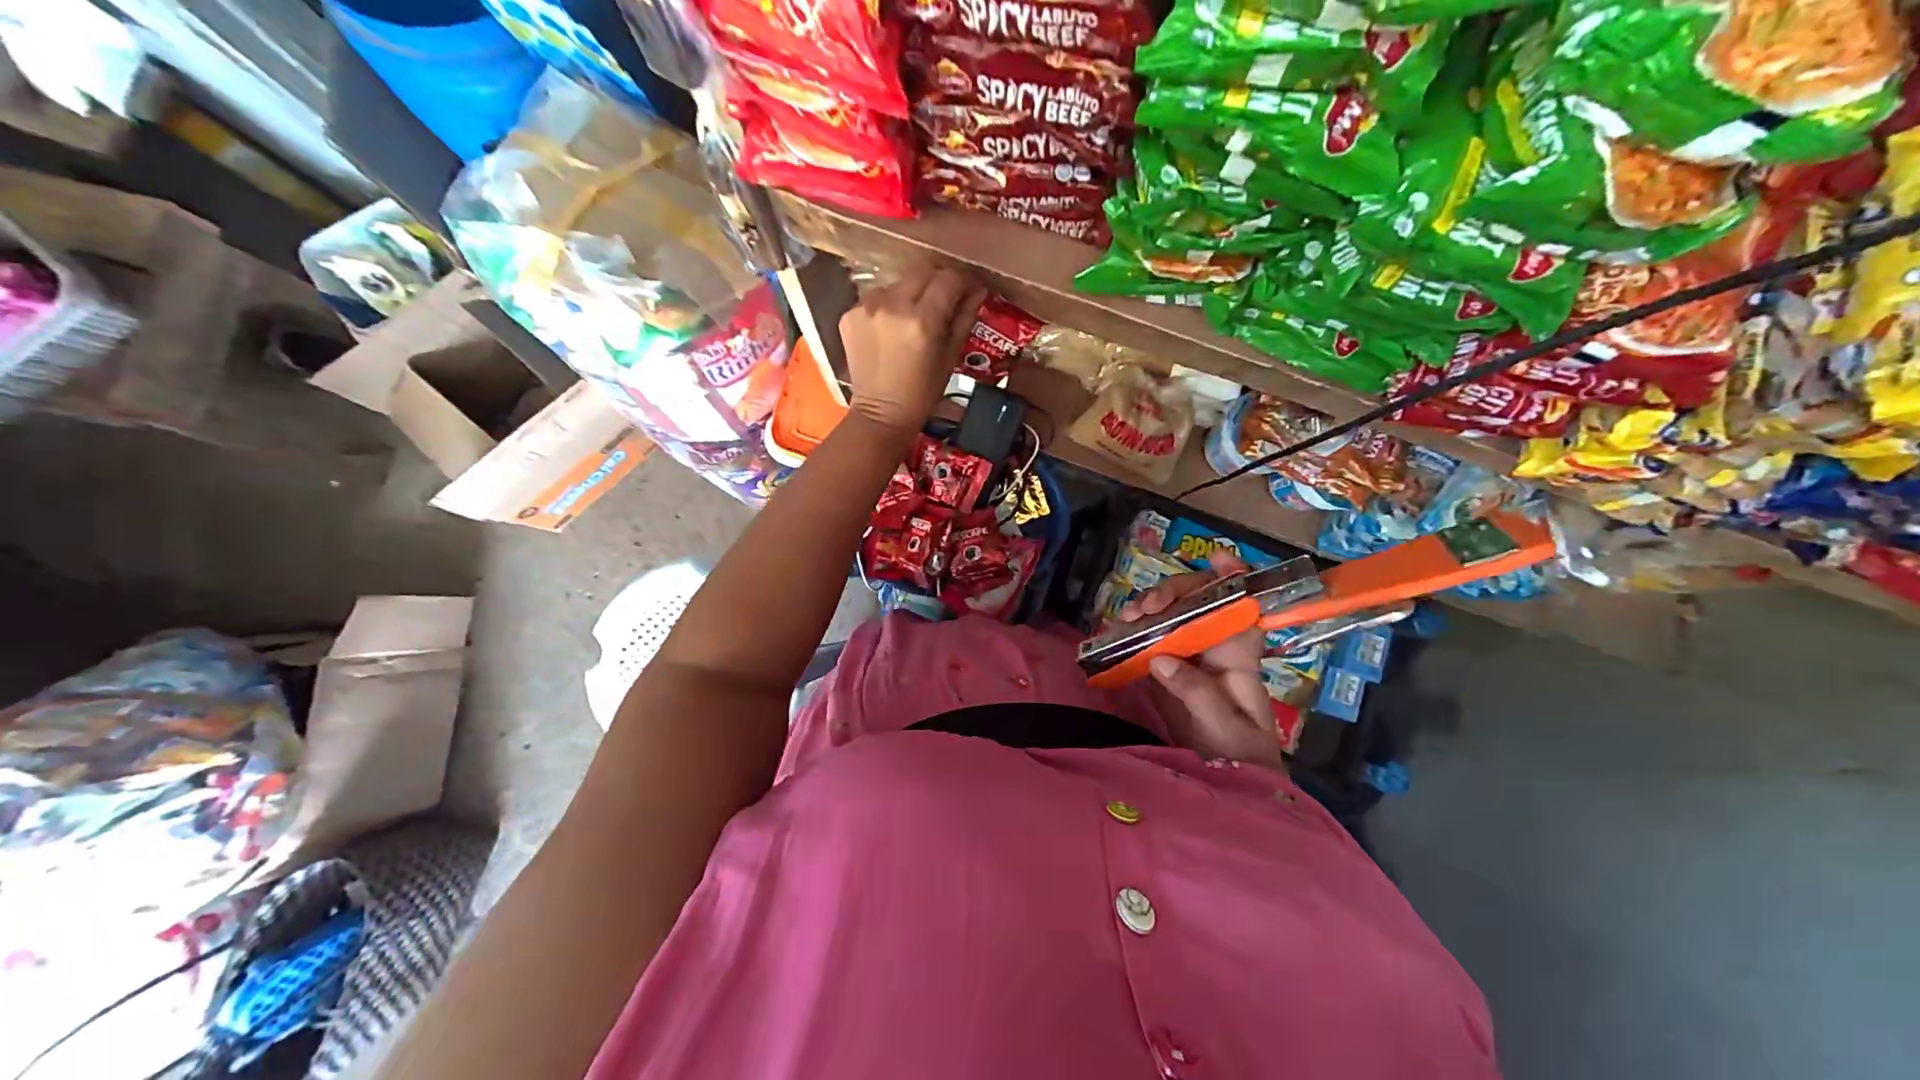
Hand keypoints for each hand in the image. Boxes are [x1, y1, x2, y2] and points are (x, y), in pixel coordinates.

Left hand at [840, 266, 986, 435]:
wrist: (880, 415)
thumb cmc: (922, 393)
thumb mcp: (951, 357)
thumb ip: (964, 318)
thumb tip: (977, 291)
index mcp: (922, 320)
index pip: (948, 279)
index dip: (962, 282)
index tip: (967, 291)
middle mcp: (892, 306)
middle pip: (921, 273)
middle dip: (936, 283)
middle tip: (942, 300)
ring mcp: (866, 308)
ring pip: (897, 283)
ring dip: (909, 294)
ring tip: (912, 318)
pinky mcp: (849, 315)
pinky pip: (876, 298)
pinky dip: (887, 307)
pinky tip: (889, 330)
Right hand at [1117, 551, 1287, 772]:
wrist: (1230, 790)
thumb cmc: (1242, 759)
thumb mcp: (1226, 729)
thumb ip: (1197, 693)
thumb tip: (1160, 658)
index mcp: (1239, 657)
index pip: (1240, 608)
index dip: (1233, 578)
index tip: (1216, 559)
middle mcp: (1213, 649)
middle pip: (1197, 604)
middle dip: (1172, 594)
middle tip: (1144, 606)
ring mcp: (1186, 659)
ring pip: (1170, 619)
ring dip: (1148, 610)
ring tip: (1126, 617)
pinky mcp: (1163, 674)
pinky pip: (1147, 643)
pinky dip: (1130, 633)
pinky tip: (1115, 633)